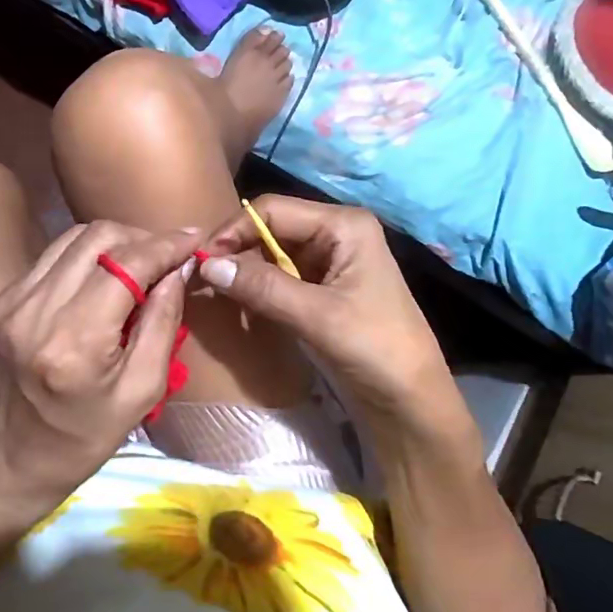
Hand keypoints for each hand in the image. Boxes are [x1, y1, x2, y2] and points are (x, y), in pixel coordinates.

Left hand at [0, 221, 198, 517]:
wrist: (16, 452)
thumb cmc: (88, 434)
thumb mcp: (143, 389)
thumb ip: (163, 321)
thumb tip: (178, 268)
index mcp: (75, 340)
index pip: (126, 264)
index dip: (164, 245)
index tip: (194, 239)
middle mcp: (38, 308)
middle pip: (98, 237)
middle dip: (141, 238)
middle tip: (167, 257)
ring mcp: (15, 299)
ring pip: (74, 237)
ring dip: (114, 242)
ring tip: (140, 263)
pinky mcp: (5, 297)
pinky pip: (55, 255)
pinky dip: (87, 256)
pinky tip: (105, 277)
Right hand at [199, 195, 449, 416]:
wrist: (409, 401)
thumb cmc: (374, 349)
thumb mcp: (316, 316)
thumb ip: (262, 287)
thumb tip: (206, 265)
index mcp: (343, 225)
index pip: (273, 210)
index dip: (235, 229)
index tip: (204, 259)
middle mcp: (335, 233)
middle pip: (270, 227)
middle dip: (237, 249)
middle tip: (204, 277)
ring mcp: (329, 259)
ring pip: (271, 251)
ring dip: (245, 269)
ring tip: (217, 290)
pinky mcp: (321, 285)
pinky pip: (278, 274)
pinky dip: (257, 285)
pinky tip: (240, 301)